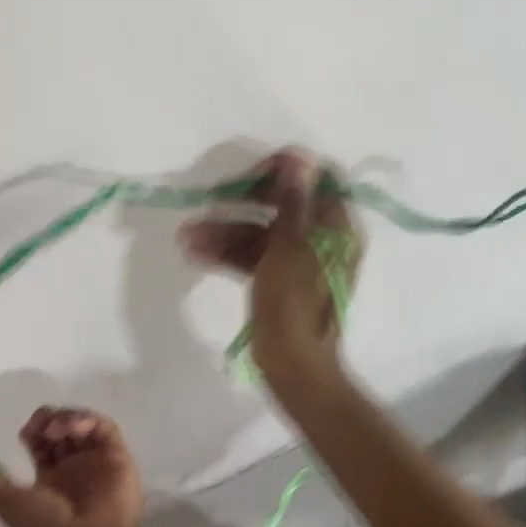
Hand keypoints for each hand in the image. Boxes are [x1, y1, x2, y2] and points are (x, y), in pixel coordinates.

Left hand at [0, 407, 143, 526]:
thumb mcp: (5, 500)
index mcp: (50, 480)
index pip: (43, 443)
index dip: (34, 430)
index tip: (27, 432)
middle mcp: (75, 469)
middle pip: (63, 430)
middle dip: (49, 420)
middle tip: (41, 424)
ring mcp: (98, 463)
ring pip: (84, 426)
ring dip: (67, 418)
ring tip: (54, 428)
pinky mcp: (119, 459)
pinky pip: (106, 430)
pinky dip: (89, 421)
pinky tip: (71, 427)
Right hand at [181, 149, 361, 387]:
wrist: (293, 369)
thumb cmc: (294, 307)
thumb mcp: (289, 249)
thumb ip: (292, 202)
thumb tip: (299, 157)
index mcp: (337, 228)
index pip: (316, 180)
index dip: (283, 171)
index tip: (249, 176)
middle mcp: (323, 239)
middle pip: (283, 204)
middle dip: (242, 204)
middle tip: (209, 202)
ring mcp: (301, 262)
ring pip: (263, 233)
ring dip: (227, 231)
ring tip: (188, 237)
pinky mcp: (282, 282)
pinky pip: (256, 256)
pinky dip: (230, 253)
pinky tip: (196, 252)